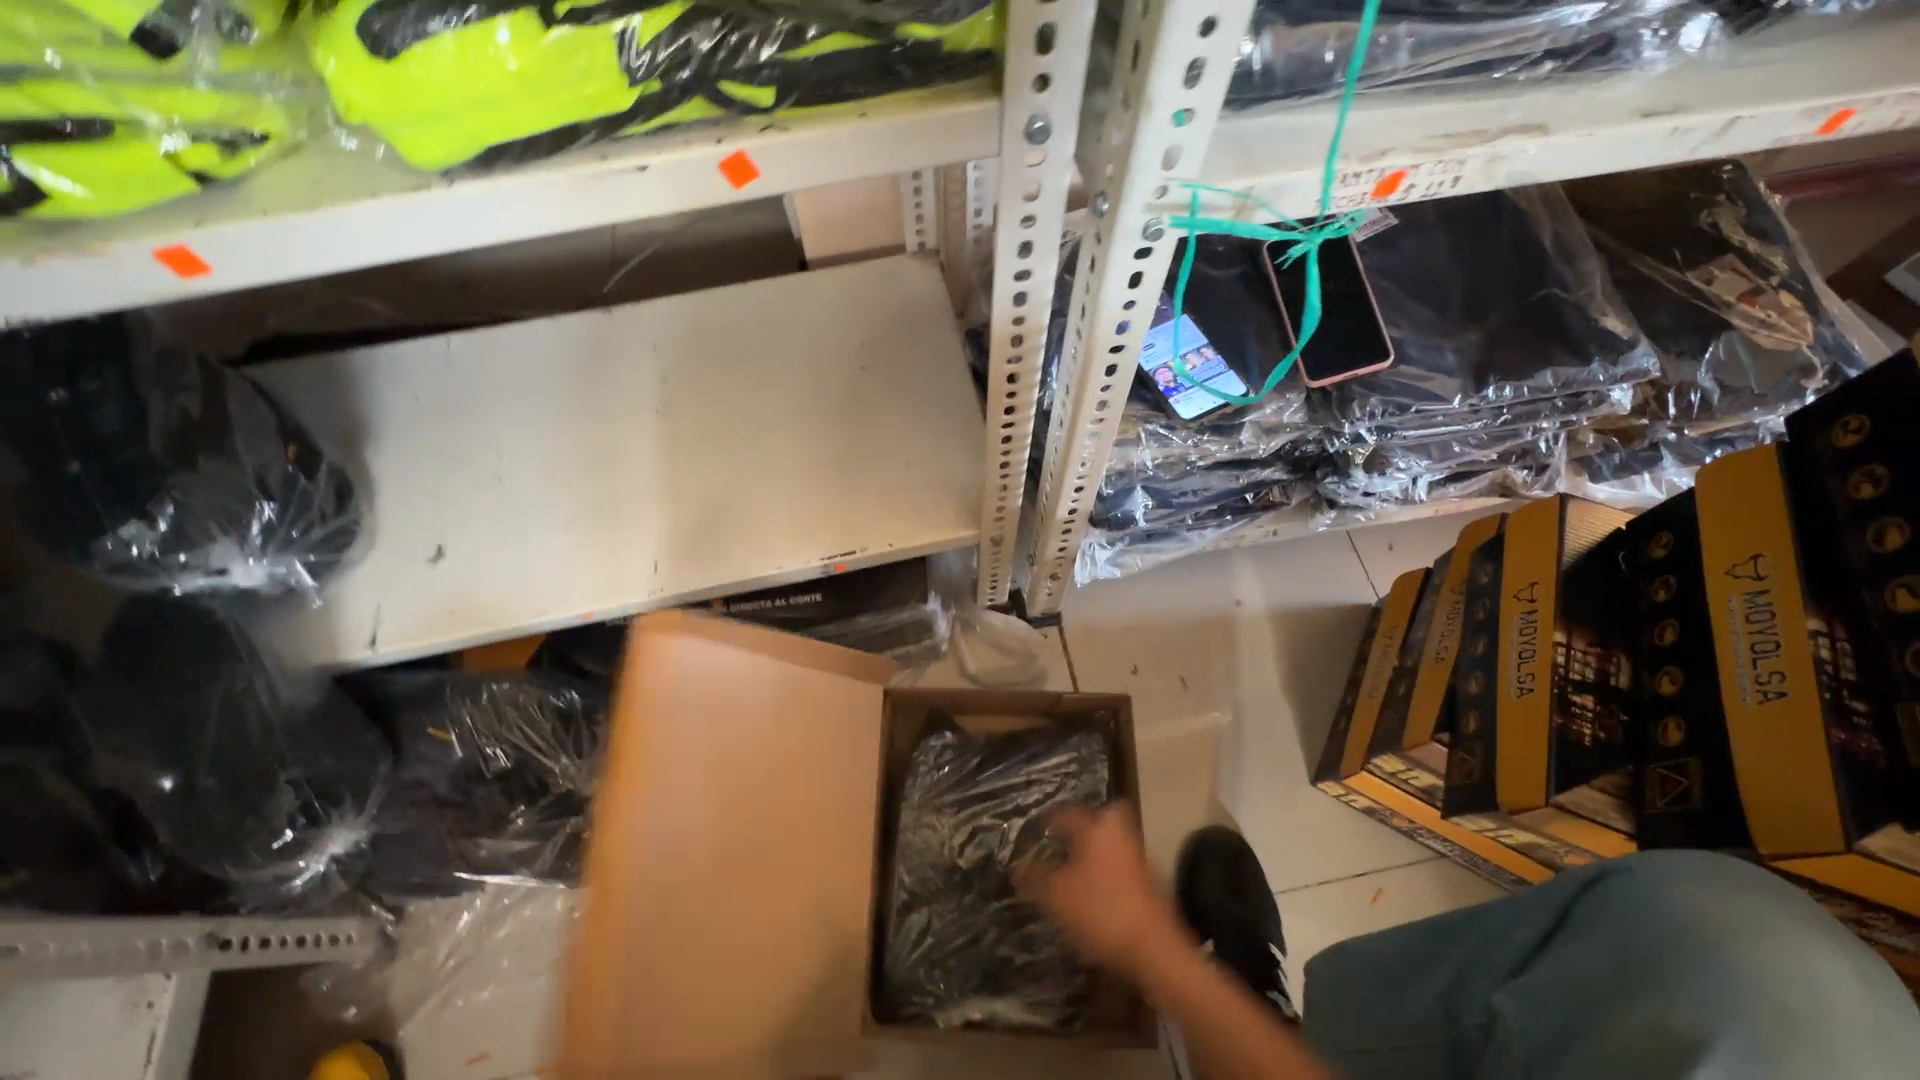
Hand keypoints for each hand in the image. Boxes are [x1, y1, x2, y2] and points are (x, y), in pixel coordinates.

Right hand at [1016, 802, 1187, 975]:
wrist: (1152, 949)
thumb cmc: (1099, 911)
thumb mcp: (1054, 895)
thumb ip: (1033, 876)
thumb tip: (1018, 865)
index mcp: (1096, 826)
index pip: (1064, 813)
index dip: (1044, 822)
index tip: (1031, 832)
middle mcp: (1120, 832)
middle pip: (1096, 820)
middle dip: (1079, 828)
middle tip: (1059, 841)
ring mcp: (1139, 856)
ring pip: (1109, 843)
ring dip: (1091, 852)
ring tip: (1069, 871)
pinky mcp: (1149, 881)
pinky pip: (1119, 865)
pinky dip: (1104, 871)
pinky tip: (1091, 892)